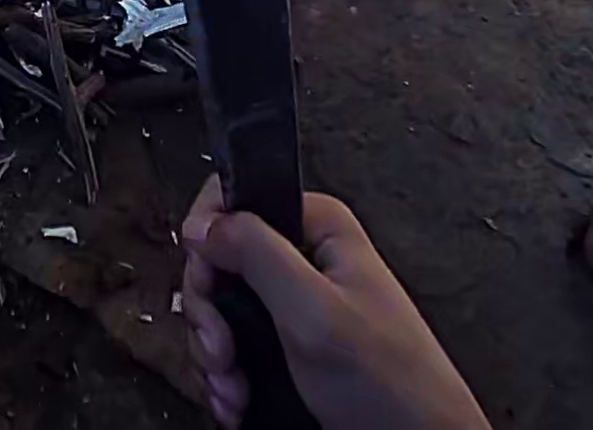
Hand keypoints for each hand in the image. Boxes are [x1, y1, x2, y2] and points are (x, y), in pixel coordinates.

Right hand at [180, 177, 490, 429]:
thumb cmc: (393, 394)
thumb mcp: (316, 313)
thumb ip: (255, 252)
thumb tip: (199, 224)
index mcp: (314, 225)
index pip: (230, 197)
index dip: (205, 237)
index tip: (207, 283)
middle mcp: (297, 253)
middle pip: (214, 253)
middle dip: (207, 308)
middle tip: (221, 351)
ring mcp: (287, 297)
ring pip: (216, 298)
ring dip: (211, 345)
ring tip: (230, 386)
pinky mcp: (281, 336)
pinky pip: (227, 333)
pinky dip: (221, 367)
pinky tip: (234, 394)